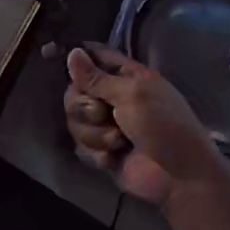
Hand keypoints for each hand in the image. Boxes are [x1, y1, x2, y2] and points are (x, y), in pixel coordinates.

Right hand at [64, 44, 224, 206]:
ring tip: (119, 142)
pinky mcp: (104, 151)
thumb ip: (97, 77)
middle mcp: (114, 97)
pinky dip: (100, 152)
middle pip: (75, 91)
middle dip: (84, 106)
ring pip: (76, 121)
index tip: (50, 52)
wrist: (179, 177)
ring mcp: (108, 125)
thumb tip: (72, 52)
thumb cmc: (163, 126)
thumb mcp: (131, 94)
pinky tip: (117, 158)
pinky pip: (83, 146)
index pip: (94, 56)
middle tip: (102, 114)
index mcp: (126, 75)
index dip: (74, 55)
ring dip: (95, 133)